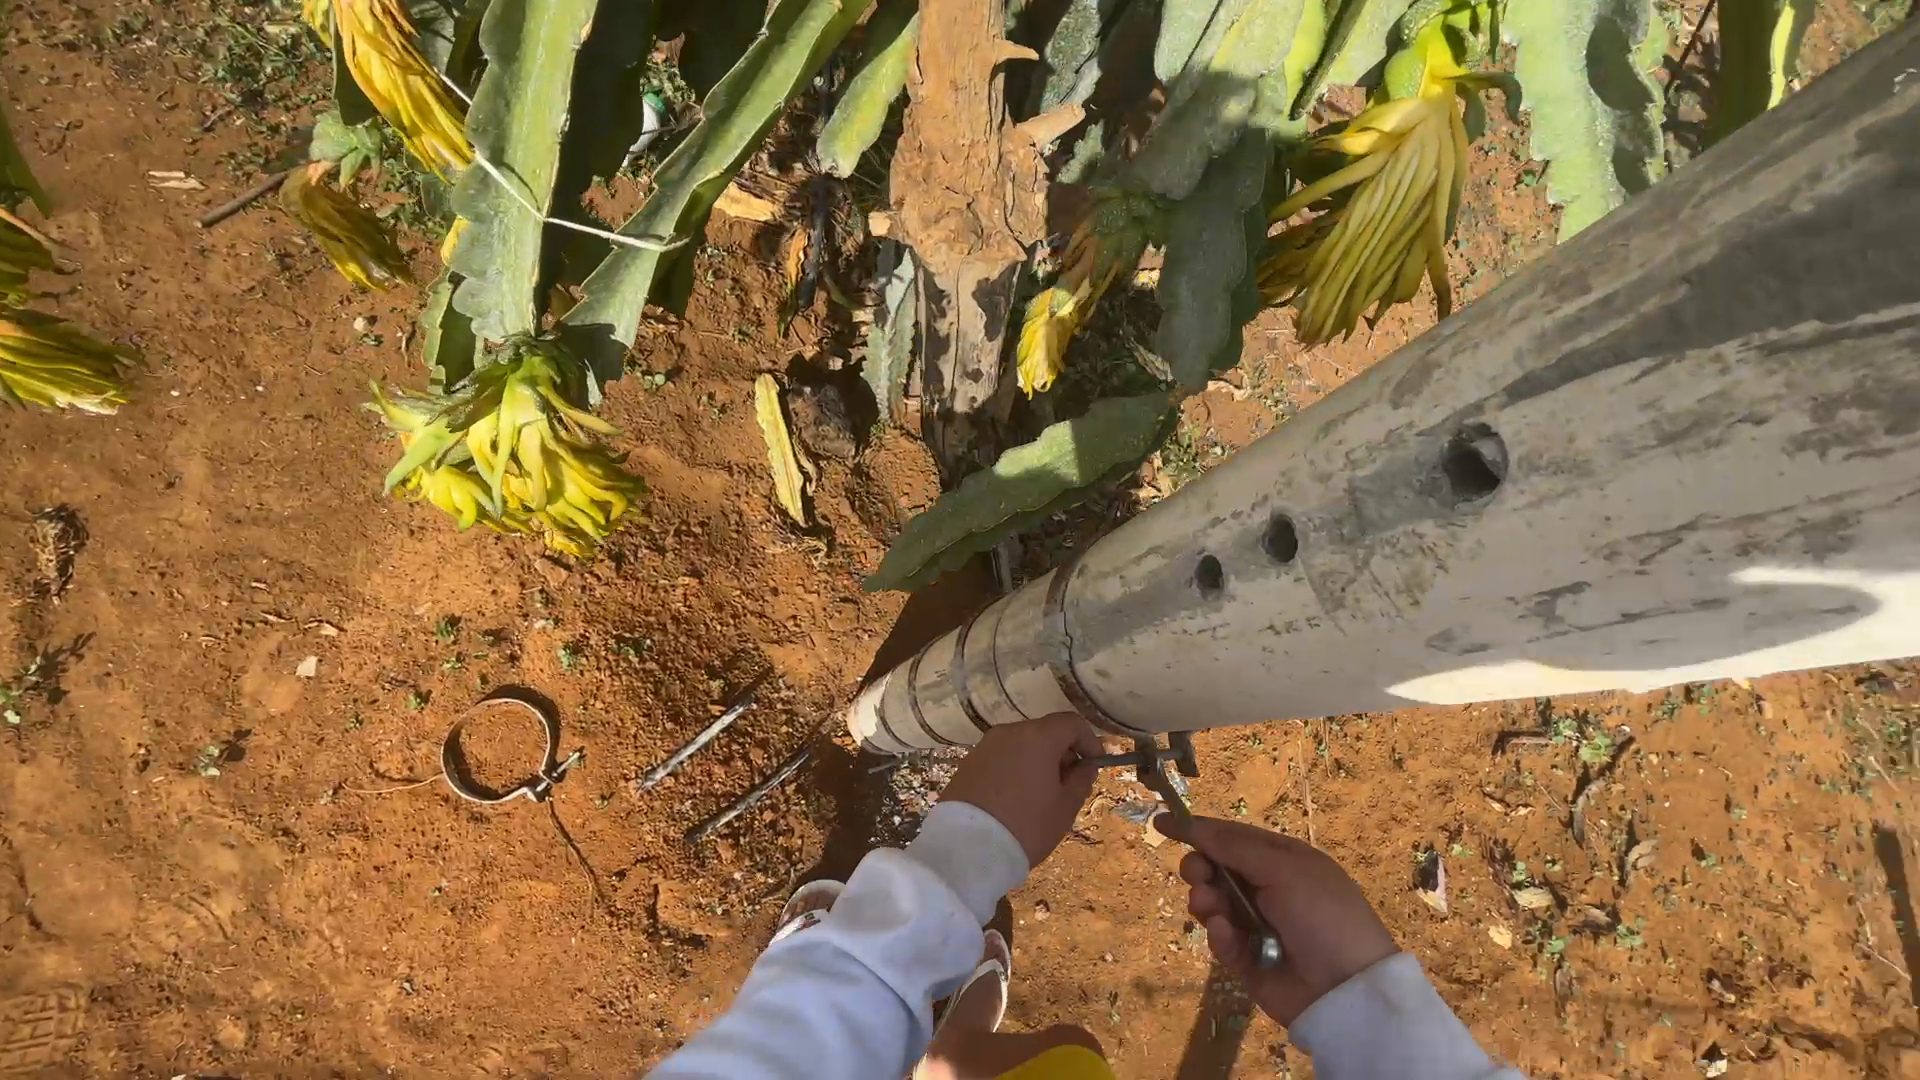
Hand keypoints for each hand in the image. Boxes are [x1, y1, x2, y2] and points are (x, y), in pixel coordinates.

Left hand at [941, 713, 1100, 867]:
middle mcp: (1009, 732)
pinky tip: (1014, 800)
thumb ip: (1080, 780)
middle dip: (1061, 754)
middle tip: (1068, 786)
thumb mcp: (1064, 807)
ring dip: (1036, 762)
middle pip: (1044, 732)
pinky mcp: (968, 762)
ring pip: (1021, 745)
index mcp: (1037, 737)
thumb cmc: (1026, 826)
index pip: (1071, 723)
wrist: (967, 848)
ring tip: (1040, 797)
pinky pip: (1001, 758)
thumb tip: (1086, 765)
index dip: (1089, 740)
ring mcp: (985, 746)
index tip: (1094, 765)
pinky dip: (1014, 770)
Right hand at [1156, 814, 1398, 1025]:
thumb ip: (1233, 845)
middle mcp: (1267, 889)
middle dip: (1199, 868)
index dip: (1197, 830)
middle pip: (1215, 868)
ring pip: (1211, 902)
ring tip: (1213, 910)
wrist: (1349, 992)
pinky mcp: (1247, 959)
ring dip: (1206, 901)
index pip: (1231, 837)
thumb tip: (1192, 823)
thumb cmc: (1322, 914)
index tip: (1161, 825)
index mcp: (1281, 860)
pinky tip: (1228, 937)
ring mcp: (1256, 925)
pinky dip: (1219, 935)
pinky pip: (1219, 939)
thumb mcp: (1282, 867)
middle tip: (1197, 875)